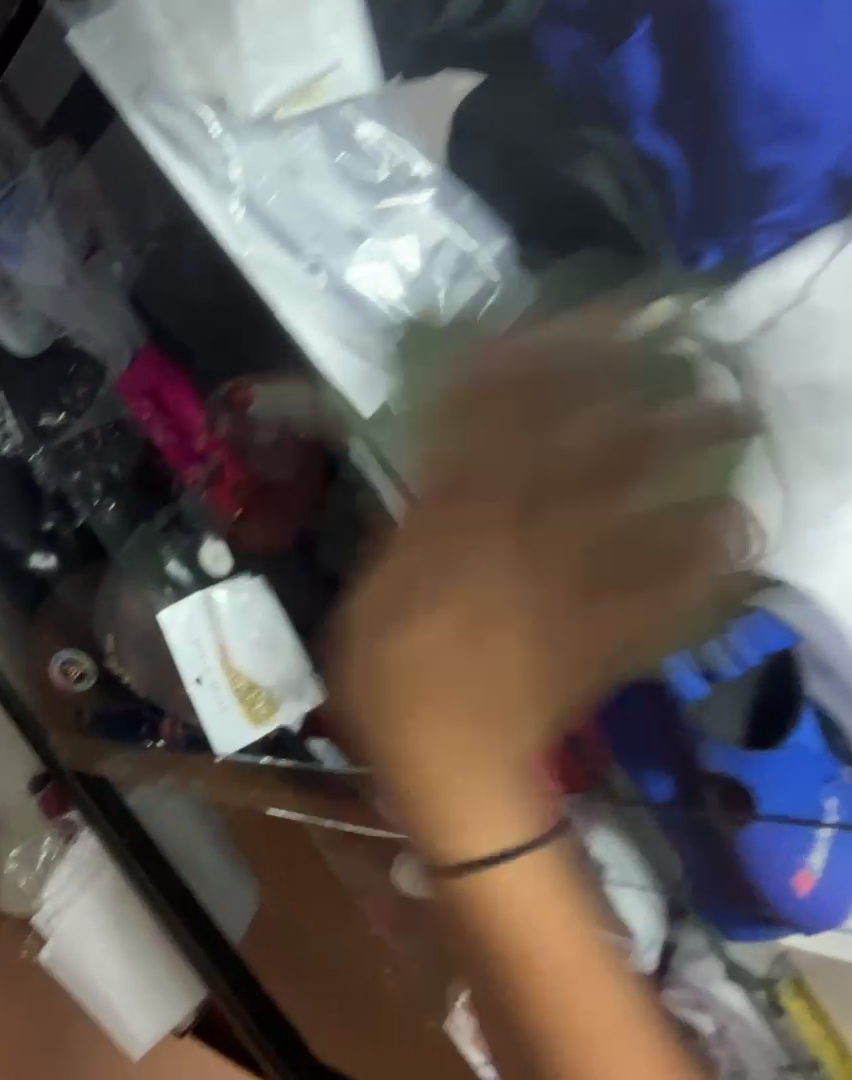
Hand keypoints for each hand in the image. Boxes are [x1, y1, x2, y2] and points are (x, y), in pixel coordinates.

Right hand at [330, 316, 752, 836]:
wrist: (451, 763)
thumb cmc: (387, 677)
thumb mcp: (375, 592)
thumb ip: (415, 526)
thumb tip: (443, 458)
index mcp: (458, 540)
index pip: (491, 438)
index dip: (515, 374)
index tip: (533, 321)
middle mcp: (531, 551)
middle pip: (582, 454)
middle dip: (614, 387)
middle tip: (649, 326)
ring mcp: (586, 589)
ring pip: (642, 503)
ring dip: (676, 448)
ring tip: (709, 397)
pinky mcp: (620, 630)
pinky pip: (683, 582)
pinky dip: (712, 544)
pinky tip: (727, 513)